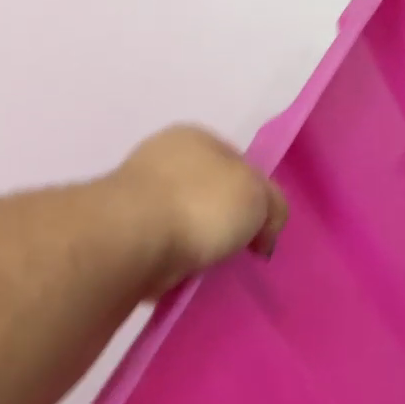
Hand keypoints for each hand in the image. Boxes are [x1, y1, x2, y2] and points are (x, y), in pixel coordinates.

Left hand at [105, 125, 288, 292]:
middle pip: (218, 192)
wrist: (136, 237)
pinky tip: (194, 266)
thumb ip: (275, 204)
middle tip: (247, 248)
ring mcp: (144, 189)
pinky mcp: (129, 223)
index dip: (261, 197)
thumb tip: (262, 228)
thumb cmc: (203, 204)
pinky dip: (185, 254)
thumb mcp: (262, 196)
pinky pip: (173, 240)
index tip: (266, 228)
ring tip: (220, 260)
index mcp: (198, 137)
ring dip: (208, 239)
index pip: (243, 165)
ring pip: (195, 217)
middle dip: (234, 219)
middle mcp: (167, 155)